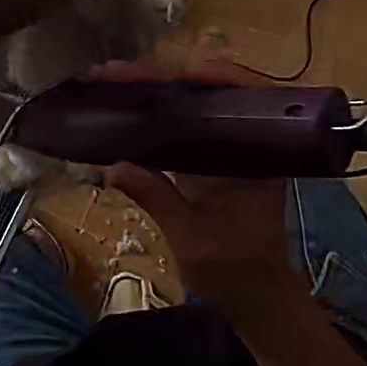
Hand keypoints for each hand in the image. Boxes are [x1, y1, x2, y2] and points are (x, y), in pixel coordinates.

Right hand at [99, 57, 297, 302]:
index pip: (242, 98)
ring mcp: (222, 148)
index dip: (215, 77)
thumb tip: (113, 167)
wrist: (252, 294)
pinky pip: (181, 122)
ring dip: (152, 88)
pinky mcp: (205, 157)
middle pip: (205, 92)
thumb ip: (156, 199)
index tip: (180, 71)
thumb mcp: (192, 237)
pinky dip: (153, 110)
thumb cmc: (233, 269)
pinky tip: (123, 104)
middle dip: (161, 77)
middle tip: (113, 73)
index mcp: (256, 156)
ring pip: (190, 102)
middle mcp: (243, 142)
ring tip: (110, 79)